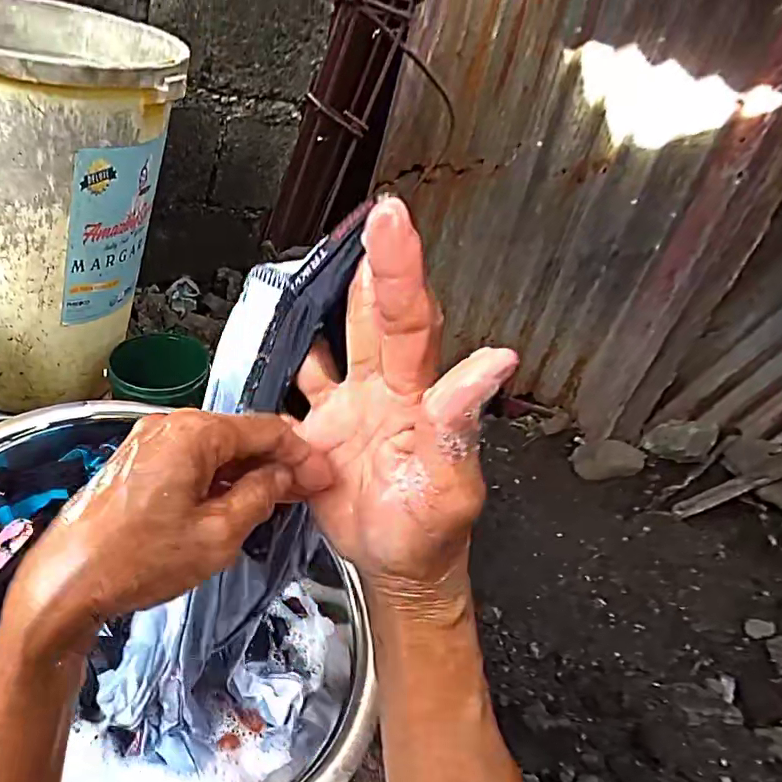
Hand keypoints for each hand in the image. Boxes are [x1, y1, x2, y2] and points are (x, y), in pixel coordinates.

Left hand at [6, 411, 328, 650]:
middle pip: (235, 436)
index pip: (265, 429)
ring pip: (208, 452)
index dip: (300, 454)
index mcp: (190, 434)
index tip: (319, 476)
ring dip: (239, 475)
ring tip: (264, 507)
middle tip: (298, 493)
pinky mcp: (129, 467)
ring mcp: (141, 447)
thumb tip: (279, 477)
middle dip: (270, 464)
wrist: (68, 580)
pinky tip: (223, 507)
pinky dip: (208, 482)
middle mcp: (162, 429)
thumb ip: (258, 497)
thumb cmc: (131, 560)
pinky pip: (182, 465)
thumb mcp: (216, 534)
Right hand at [294, 196, 517, 614]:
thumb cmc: (426, 532)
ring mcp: (350, 414)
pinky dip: (296, 366)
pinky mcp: (320, 435)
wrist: (392, 562)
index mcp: (416, 401)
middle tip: (376, 219)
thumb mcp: (449, 485)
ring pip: (341, 348)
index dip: (402, 273)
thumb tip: (491, 367)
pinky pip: (307, 391)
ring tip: (328, 267)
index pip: (412, 323)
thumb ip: (460, 425)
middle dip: (378, 269)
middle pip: (380, 322)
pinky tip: (290, 342)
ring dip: (335, 308)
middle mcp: (385, 397)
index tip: (395, 227)